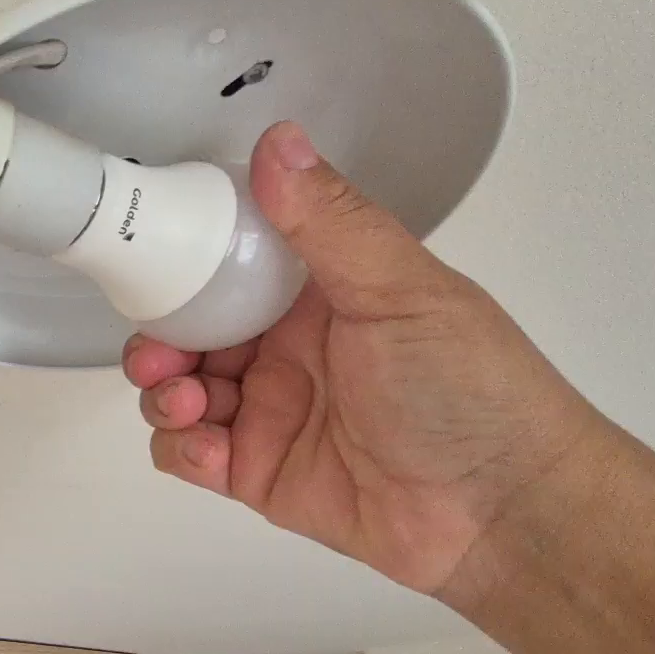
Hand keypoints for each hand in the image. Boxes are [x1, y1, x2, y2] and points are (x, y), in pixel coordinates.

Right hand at [125, 122, 607, 593]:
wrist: (498, 511)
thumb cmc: (467, 390)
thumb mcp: (401, 292)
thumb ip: (330, 225)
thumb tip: (278, 142)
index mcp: (311, 304)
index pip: (225, 277)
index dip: (183, 277)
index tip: (156, 278)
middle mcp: (278, 355)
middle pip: (185, 341)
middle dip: (157, 348)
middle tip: (160, 361)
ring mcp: (261, 415)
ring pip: (175, 397)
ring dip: (164, 399)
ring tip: (192, 407)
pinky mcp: (250, 471)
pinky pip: (186, 455)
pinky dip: (181, 450)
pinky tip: (210, 450)